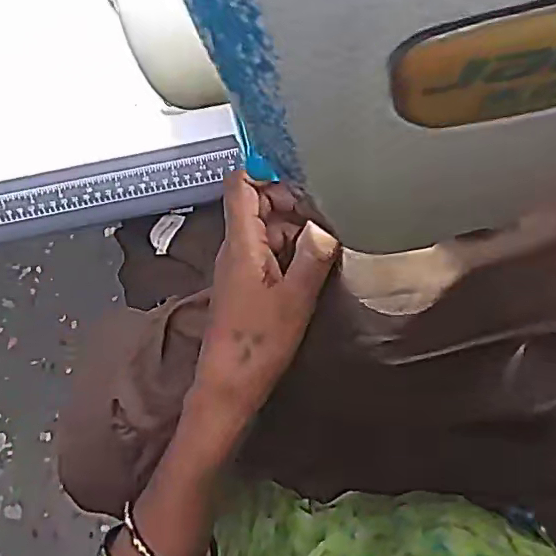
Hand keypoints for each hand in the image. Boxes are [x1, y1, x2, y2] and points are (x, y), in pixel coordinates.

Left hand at [188, 170, 338, 433]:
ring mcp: (240, 266)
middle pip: (258, 203)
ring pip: (267, 228)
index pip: (240, 185)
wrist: (228, 386)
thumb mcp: (295, 299)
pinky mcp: (247, 283)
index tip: (301, 173)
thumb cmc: (256, 345)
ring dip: (295, 227)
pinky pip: (268, 251)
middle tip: (327, 215)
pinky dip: (290, 249)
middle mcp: (236, 249)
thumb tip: (325, 224)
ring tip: (327, 240)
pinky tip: (313, 263)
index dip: (265, 170)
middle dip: (292, 201)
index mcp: (241, 244)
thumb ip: (312, 256)